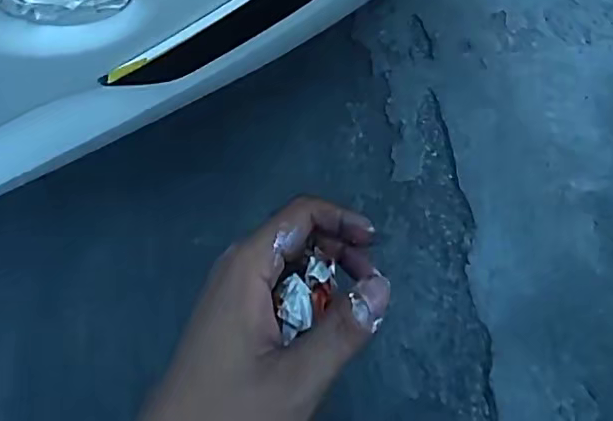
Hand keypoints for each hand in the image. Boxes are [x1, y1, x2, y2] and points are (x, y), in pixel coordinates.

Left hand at [141, 197, 390, 420]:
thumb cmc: (230, 412)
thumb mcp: (295, 378)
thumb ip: (342, 330)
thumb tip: (382, 286)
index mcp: (248, 263)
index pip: (302, 212)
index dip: (342, 218)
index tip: (374, 243)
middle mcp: (239, 264)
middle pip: (297, 234)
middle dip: (338, 250)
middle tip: (368, 282)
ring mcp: (233, 288)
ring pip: (289, 262)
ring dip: (323, 278)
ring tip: (345, 312)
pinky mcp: (232, 311)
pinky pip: (276, 286)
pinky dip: (304, 297)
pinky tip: (315, 329)